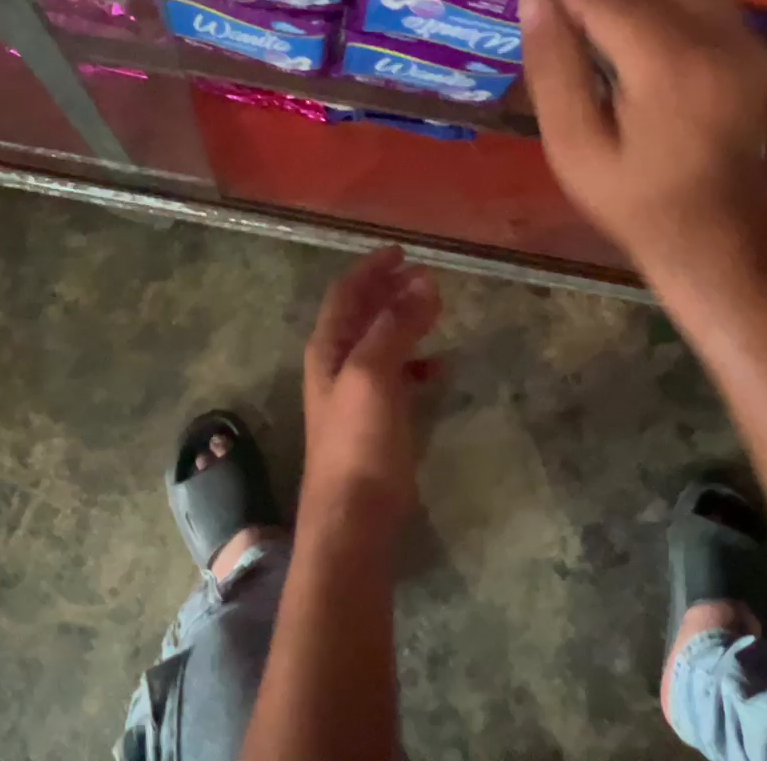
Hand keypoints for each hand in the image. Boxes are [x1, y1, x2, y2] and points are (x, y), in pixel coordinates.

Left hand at [301, 246, 441, 534]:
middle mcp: (336, 364)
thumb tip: (423, 280)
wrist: (353, 515)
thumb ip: (396, 325)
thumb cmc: (359, 440)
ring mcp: (355, 394)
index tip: (403, 251)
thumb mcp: (374, 373)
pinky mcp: (375, 421)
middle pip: (361, 314)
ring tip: (435, 310)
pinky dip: (415, 363)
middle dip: (389, 290)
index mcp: (329, 347)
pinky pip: (395, 376)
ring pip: (379, 343)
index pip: (347, 293)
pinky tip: (438, 367)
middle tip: (424, 275)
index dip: (371, 268)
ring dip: (403, 322)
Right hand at [518, 0, 766, 262]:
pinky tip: (635, 28)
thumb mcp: (572, 144)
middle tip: (560, 12)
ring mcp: (741, 34)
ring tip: (596, 15)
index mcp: (667, 63)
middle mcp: (715, 33)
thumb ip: (552, 64)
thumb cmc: (630, 199)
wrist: (710, 231)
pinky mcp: (750, 40)